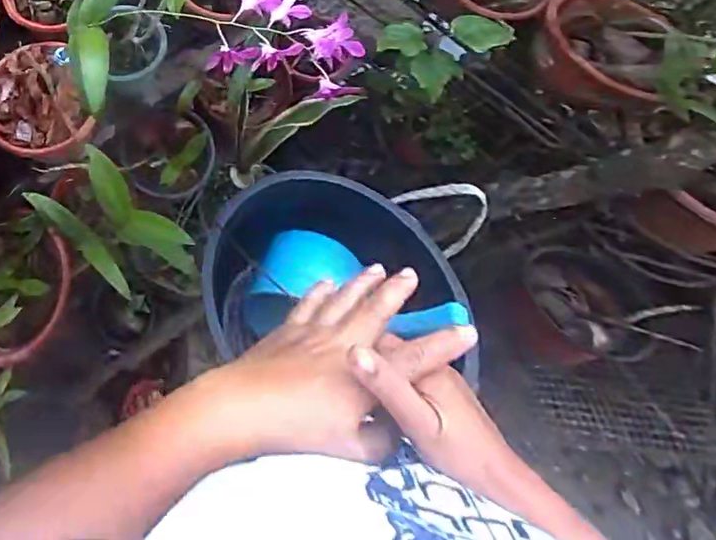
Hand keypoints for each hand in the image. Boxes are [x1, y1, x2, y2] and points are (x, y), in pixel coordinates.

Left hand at [187, 265, 439, 463]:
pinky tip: (326, 281)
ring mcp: (313, 331)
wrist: (248, 403)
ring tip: (375, 268)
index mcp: (364, 375)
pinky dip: (320, 290)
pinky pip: (309, 303)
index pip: (414, 361)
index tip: (467, 330)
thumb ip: (382, 437)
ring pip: (343, 299)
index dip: (442, 346)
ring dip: (360, 283)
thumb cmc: (302, 429)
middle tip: (411, 273)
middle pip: (375, 312)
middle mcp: (343, 344)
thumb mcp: (354, 448)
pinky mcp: (289, 328)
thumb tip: (394, 426)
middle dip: (396, 292)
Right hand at [348, 331, 510, 489]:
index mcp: (423, 363)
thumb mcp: (418, 423)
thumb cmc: (459, 452)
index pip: (377, 342)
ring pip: (398, 364)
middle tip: (341, 383)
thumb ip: (388, 386)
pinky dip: (393, 383)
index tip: (331, 363)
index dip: (354, 350)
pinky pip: (408, 376)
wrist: (500, 480)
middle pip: (388, 351)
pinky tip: (382, 402)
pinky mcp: (442, 390)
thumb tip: (354, 350)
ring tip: (356, 392)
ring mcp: (439, 375)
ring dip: (379, 373)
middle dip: (366, 361)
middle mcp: (432, 361)